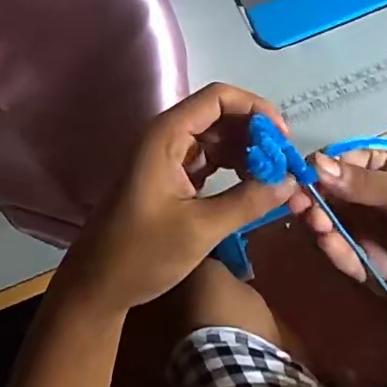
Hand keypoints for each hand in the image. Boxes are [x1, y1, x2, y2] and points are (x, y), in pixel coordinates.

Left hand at [58, 84, 296, 311]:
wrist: (95, 288)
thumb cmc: (141, 254)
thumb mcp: (201, 229)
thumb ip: (248, 200)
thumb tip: (291, 181)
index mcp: (167, 135)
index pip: (218, 98)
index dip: (255, 108)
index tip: (282, 136)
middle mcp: (166, 136)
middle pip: (220, 114)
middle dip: (255, 132)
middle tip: (283, 159)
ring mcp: (167, 155)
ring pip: (216, 136)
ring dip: (246, 150)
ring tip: (274, 174)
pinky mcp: (170, 175)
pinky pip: (208, 157)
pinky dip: (232, 165)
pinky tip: (252, 183)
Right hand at [289, 150, 386, 336]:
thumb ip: (365, 185)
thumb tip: (316, 165)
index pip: (349, 163)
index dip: (326, 167)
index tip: (303, 172)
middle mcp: (380, 201)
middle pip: (337, 194)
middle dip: (316, 195)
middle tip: (296, 200)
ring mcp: (377, 236)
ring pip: (337, 224)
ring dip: (321, 221)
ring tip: (312, 220)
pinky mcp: (376, 270)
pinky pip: (347, 255)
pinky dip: (334, 249)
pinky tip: (328, 241)